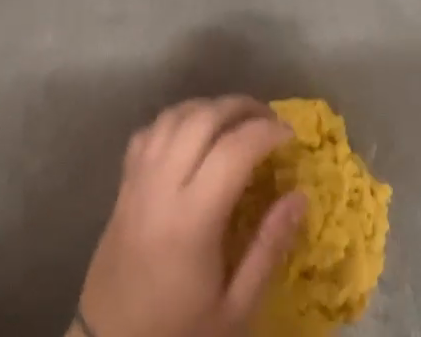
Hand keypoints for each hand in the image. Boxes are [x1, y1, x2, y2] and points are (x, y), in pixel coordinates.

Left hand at [73, 97, 306, 336]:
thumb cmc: (179, 331)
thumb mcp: (236, 308)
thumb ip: (269, 247)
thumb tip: (300, 196)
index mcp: (192, 220)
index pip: (234, 149)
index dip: (267, 132)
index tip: (292, 135)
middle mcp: (160, 189)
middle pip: (201, 119)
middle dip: (241, 107)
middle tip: (269, 119)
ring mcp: (136, 185)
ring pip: (171, 117)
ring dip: (208, 107)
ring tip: (235, 120)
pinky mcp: (120, 190)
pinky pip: (147, 134)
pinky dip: (175, 121)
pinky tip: (194, 134)